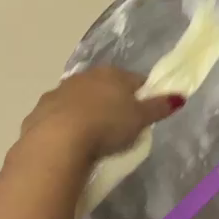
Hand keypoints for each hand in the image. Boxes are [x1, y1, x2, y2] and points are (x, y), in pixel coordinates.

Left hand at [19, 66, 183, 159]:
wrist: (56, 143)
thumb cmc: (107, 126)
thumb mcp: (141, 119)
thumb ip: (160, 106)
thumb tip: (180, 96)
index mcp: (112, 74)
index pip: (136, 80)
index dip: (143, 96)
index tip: (145, 114)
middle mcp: (83, 77)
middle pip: (105, 88)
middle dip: (113, 103)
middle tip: (121, 127)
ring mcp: (58, 93)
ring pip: (79, 101)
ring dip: (87, 113)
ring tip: (94, 137)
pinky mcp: (38, 112)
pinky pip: (58, 117)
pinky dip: (65, 126)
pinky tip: (71, 143)